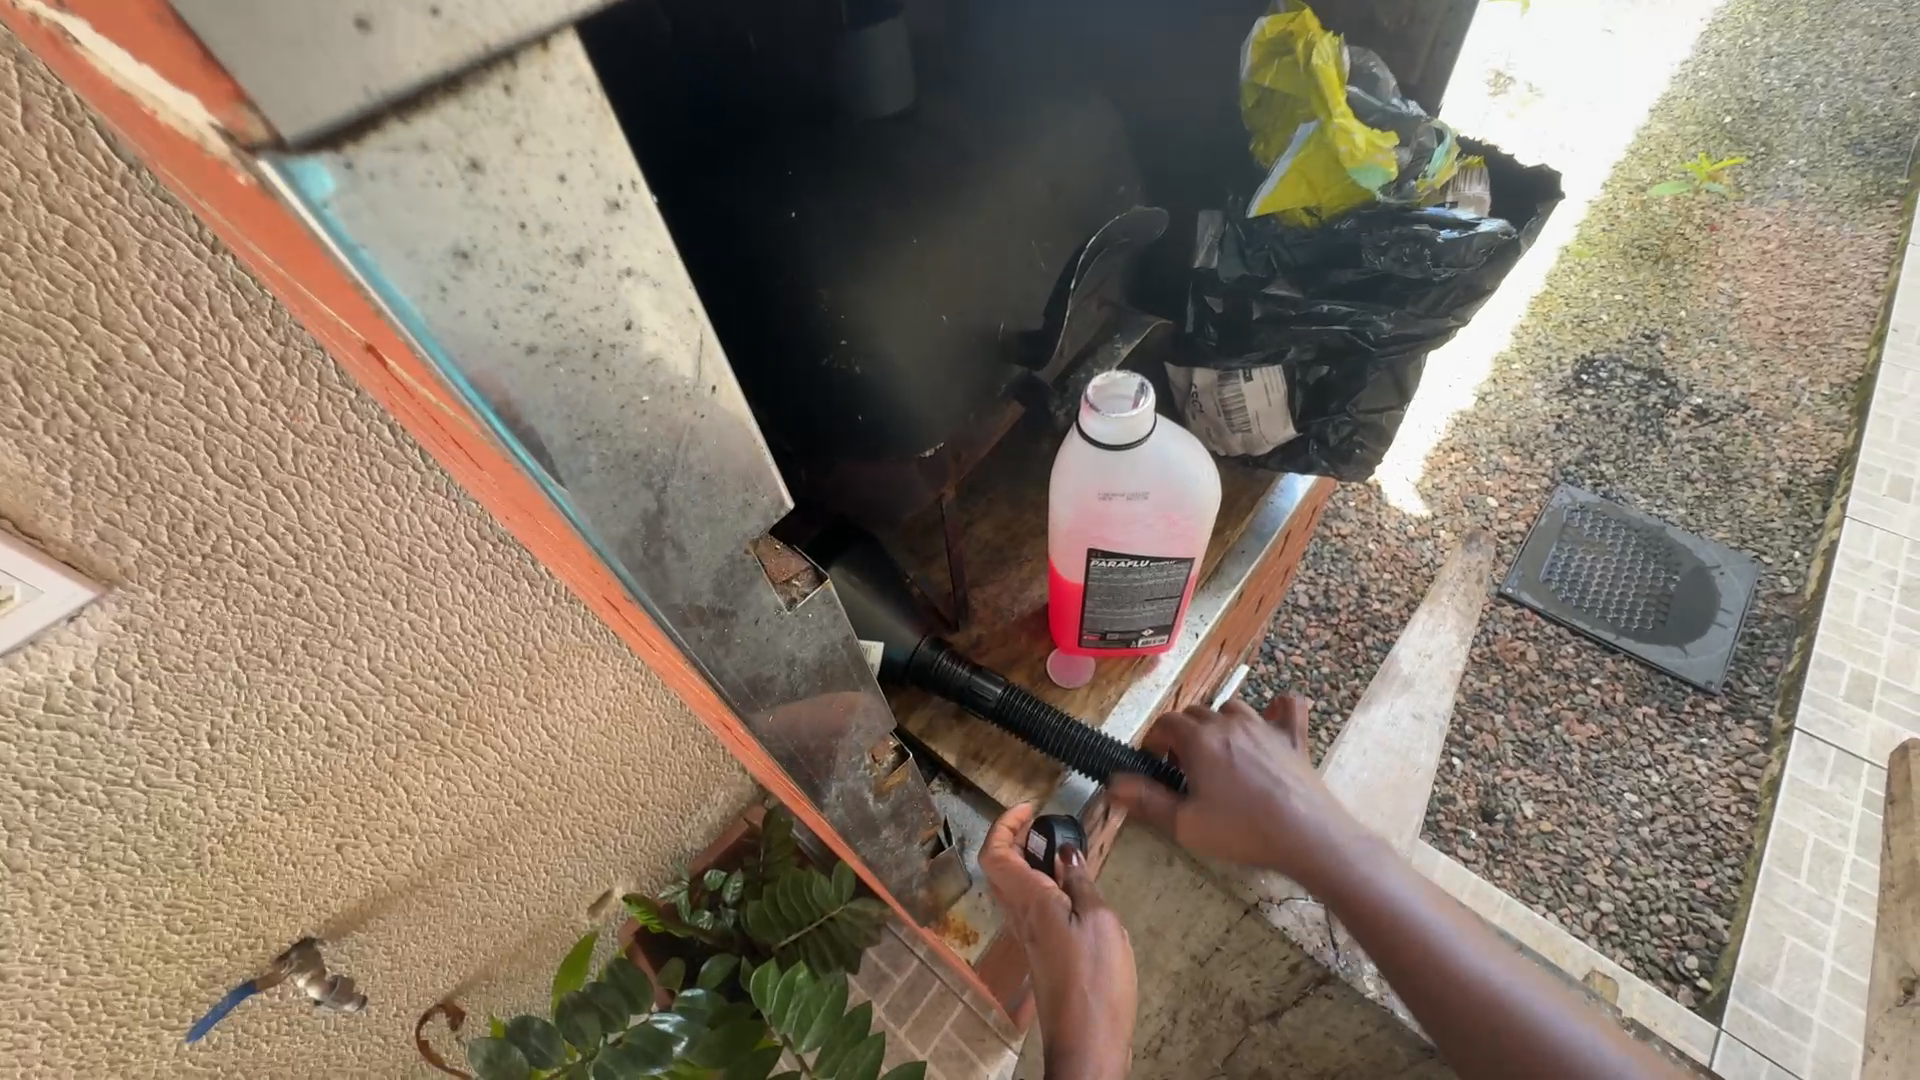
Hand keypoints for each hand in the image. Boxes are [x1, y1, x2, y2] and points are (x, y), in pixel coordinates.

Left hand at [978, 803, 1134, 1079]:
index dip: (1004, 825)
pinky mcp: (1042, 953)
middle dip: (1016, 838)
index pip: (993, 854)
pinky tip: (1075, 889)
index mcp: (1028, 900)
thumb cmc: (1095, 980)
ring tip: (1065, 851)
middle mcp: (1019, 915)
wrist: (1088, 1045)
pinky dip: (1045, 886)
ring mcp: (1029, 936)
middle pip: (999, 867)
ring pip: (1014, 886)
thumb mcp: (1099, 921)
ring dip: (1030, 861)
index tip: (1030, 809)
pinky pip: (1031, 905)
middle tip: (1046, 826)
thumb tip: (1066, 851)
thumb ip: (1081, 882)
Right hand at [1108, 695, 1364, 892]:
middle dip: (1183, 735)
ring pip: (1231, 708)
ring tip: (1219, 754)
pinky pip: (1286, 707)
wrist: (1307, 837)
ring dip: (1219, 724)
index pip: (1164, 724)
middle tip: (1184, 770)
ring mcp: (1263, 726)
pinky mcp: (1293, 737)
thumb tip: (1112, 783)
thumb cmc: (1241, 830)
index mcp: (1197, 739)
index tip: (1157, 767)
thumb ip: (1145, 800)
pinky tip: (1272, 721)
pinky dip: (1275, 710)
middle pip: (1194, 714)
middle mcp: (1227, 722)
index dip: (1154, 743)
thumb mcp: (1184, 823)